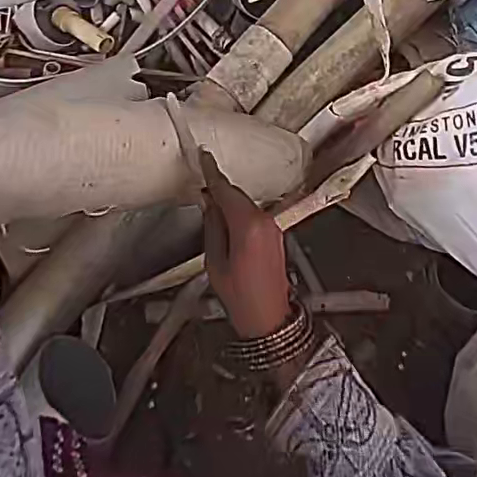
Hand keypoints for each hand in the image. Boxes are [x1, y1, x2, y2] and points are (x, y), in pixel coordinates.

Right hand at [200, 149, 292, 339]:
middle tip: (201, 191)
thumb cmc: (242, 298)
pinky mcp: (275, 235)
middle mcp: (264, 222)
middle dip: (219, 192)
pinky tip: (228, 223)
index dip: (212, 173)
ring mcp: (272, 228)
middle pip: (237, 195)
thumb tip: (208, 203)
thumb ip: (212, 226)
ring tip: (211, 212)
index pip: (226, 190)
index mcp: (247, 226)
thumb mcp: (215, 262)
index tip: (204, 157)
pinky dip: (240, 213)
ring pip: (245, 204)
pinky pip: (254, 215)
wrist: (269, 319)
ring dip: (229, 204)